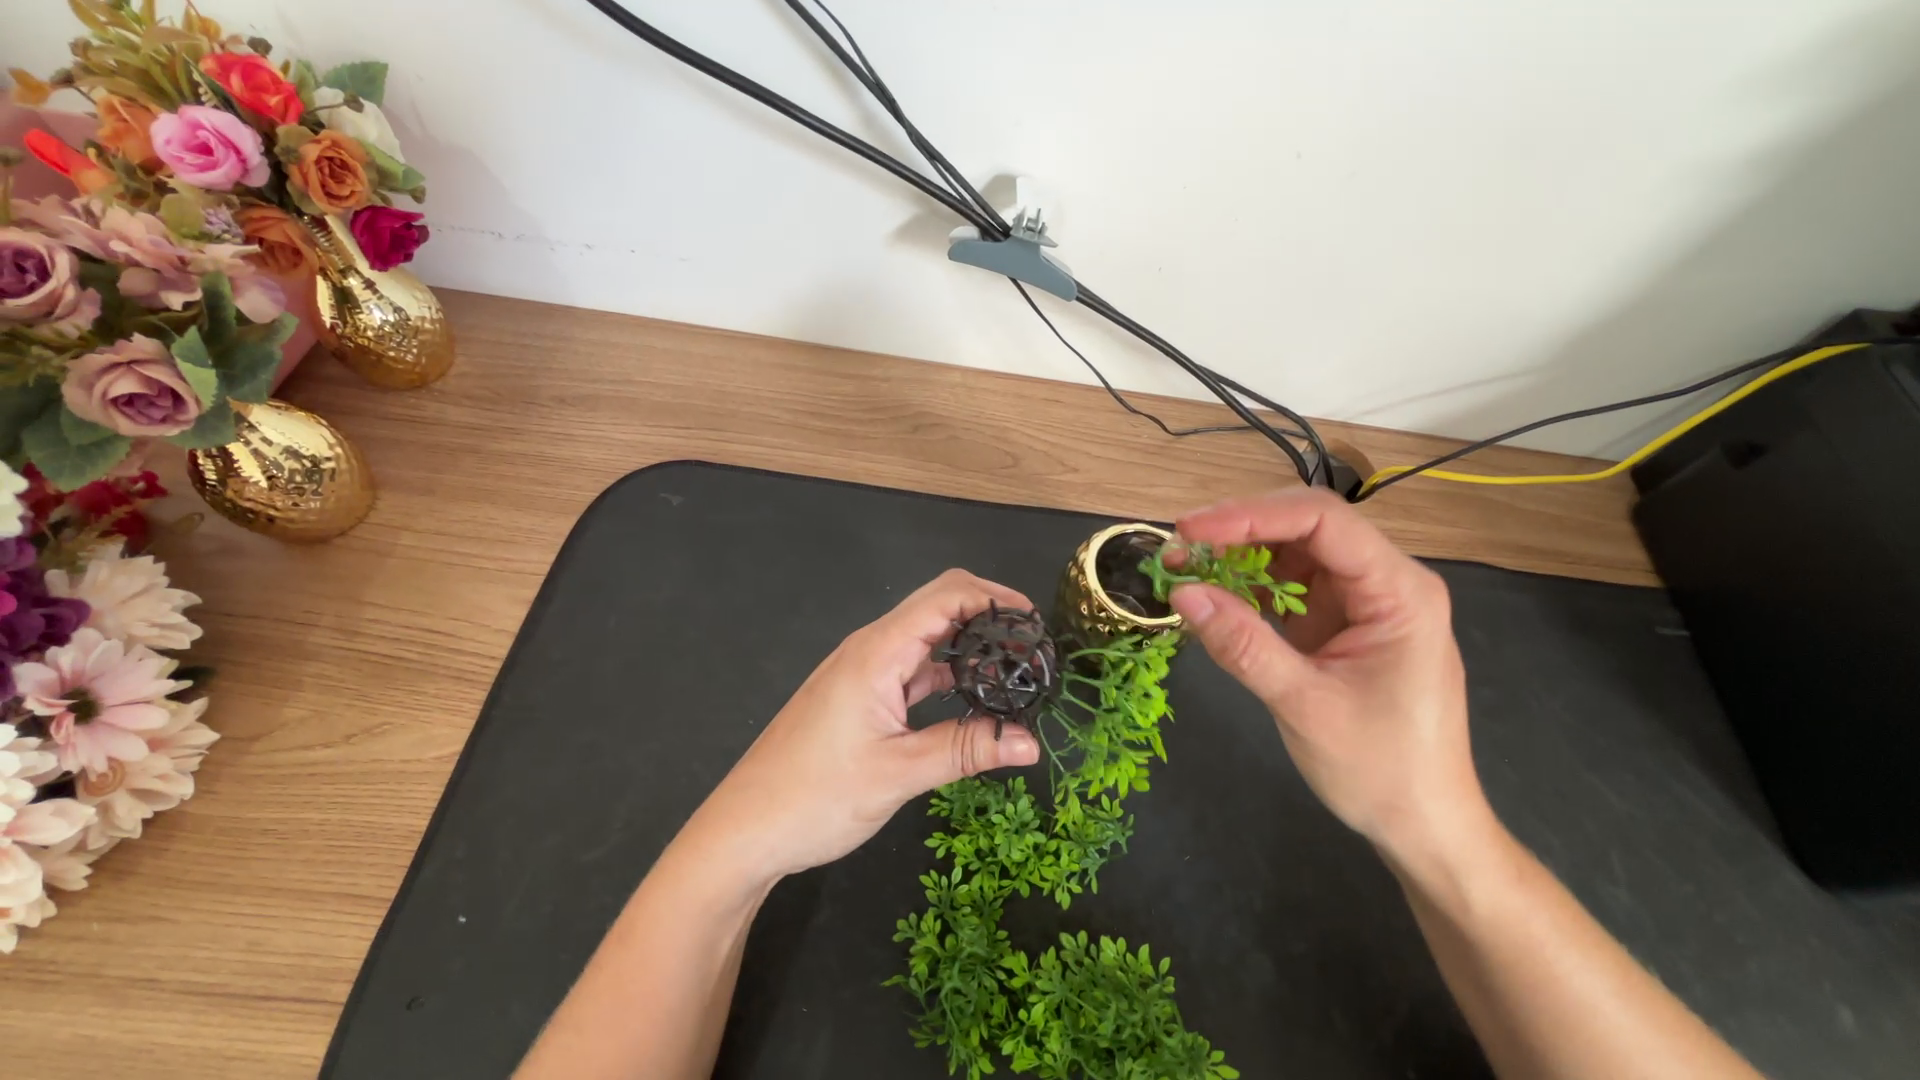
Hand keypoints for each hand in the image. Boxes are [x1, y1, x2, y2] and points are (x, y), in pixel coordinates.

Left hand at [683, 569, 1042, 886]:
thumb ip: (965, 749)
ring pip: (923, 638)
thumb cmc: (816, 797)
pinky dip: (944, 673)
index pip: (945, 596)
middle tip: (1032, 646)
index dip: (994, 597)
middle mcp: (868, 649)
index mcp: (877, 652)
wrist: (745, 829)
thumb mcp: (899, 773)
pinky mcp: (858, 695)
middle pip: (936, 606)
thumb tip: (1030, 742)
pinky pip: (910, 669)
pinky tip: (971, 697)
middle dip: (986, 615)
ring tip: (1013, 669)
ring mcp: (861, 672)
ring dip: (967, 645)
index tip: (1036, 622)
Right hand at [1166, 490, 1489, 859]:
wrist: (1421, 822)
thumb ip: (1243, 645)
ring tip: (1182, 569)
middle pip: (1306, 528)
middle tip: (1177, 549)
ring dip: (1236, 557)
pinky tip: (1210, 597)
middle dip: (1238, 531)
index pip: (1322, 521)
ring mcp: (1360, 602)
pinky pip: (1288, 588)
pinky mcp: (1338, 624)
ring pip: (1292, 554)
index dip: (1251, 515)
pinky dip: (1246, 589)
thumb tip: (1181, 593)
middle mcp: (1383, 582)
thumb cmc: (1379, 768)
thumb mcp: (1304, 704)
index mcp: (1398, 592)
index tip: (1190, 530)